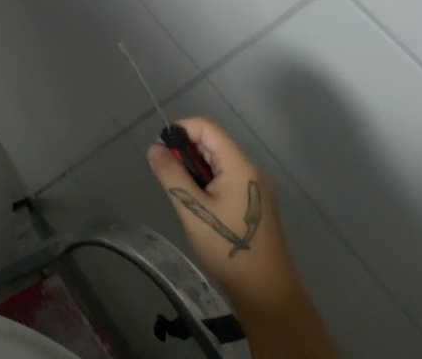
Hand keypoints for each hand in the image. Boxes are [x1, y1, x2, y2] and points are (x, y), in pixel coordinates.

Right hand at [147, 116, 303, 310]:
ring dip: (194, 168)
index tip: (162, 151)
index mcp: (240, 167)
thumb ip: (170, 174)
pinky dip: (206, 181)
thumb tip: (154, 148)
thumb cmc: (228, 247)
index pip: (207, 127)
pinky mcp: (254, 203)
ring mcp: (255, 189)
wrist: (267, 293)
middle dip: (185, 151)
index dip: (180, 129)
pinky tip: (198, 205)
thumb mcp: (191, 209)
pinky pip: (225, 178)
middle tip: (168, 176)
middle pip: (213, 142)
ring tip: (182, 193)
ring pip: (218, 161)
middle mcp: (251, 172)